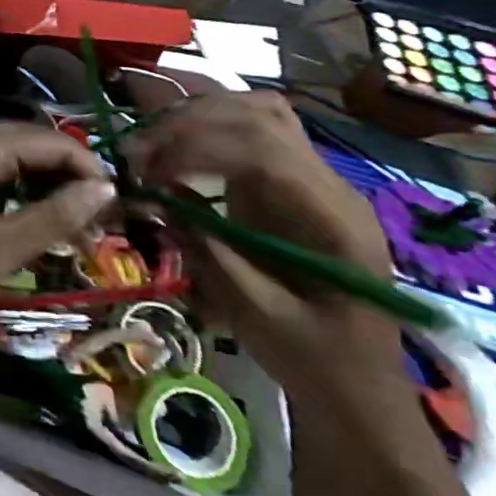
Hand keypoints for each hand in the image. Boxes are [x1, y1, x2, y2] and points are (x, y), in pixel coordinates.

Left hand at [0, 124, 114, 333]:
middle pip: (36, 143)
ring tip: (80, 221)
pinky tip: (42, 216)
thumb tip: (105, 190)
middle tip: (102, 216)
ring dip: (50, 183)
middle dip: (72, 176)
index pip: (51, 141)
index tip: (117, 202)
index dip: (89, 167)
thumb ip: (54, 217)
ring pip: (19, 156)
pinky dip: (25, 188)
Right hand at [123, 92, 398, 391]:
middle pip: (260, 116)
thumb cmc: (315, 358)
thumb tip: (154, 195)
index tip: (148, 171)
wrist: (358, 385)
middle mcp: (329, 183)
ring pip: (256, 111)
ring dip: (197, 116)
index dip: (198, 147)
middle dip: (189, 124)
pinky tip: (174, 145)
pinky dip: (206, 125)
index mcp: (335, 218)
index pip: (265, 149)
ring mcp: (312, 176)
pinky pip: (250, 129)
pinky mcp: (290, 180)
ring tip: (151, 142)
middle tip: (136, 151)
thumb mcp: (258, 316)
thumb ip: (209, 250)